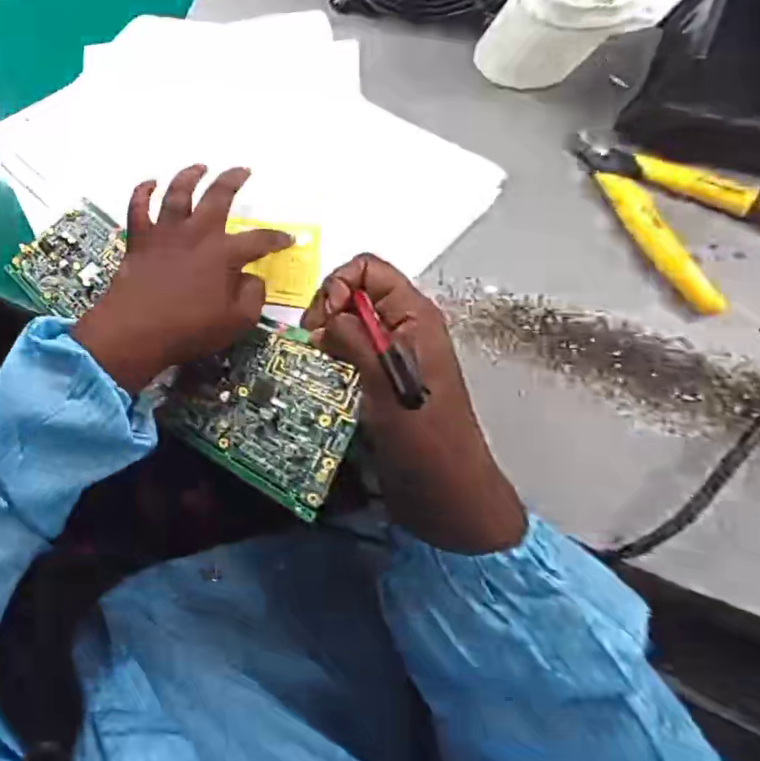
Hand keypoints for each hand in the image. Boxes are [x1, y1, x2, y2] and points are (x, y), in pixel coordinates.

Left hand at [72, 166, 293, 392]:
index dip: (276, 238)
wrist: (134, 331)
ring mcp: (164, 234)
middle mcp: (194, 235)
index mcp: (223, 254)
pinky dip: (142, 192)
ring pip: (177, 194)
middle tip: (242, 170)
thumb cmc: (188, 330)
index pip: (258, 240)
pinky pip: (137, 208)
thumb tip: (252, 277)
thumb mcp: (236, 321)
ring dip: (189, 176)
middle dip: (232, 180)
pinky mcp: (138, 241)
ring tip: (199, 167)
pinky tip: (149, 183)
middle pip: (217, 197)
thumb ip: (252, 295)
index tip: (287, 239)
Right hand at [304, 255, 525, 552]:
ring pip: (340, 320)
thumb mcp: (388, 383)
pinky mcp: (373, 374)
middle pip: (348, 290)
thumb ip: (357, 339)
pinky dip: (322, 355)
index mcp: (414, 318)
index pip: (367, 268)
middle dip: (323, 310)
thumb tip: (327, 315)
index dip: (338, 284)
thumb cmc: (425, 439)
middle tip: (316, 344)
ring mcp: (387, 352)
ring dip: (320, 335)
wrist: (444, 492)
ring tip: (316, 363)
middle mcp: (400, 328)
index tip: (324, 320)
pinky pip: (339, 348)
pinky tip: (318, 376)